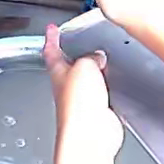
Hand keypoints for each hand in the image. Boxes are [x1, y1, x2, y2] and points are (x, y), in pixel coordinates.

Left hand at [45, 23, 122, 156]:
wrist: (90, 135)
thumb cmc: (78, 104)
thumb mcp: (85, 65)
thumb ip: (91, 56)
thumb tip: (97, 56)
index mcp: (58, 71)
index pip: (51, 50)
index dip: (51, 38)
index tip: (51, 29)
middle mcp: (68, 86)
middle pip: (68, 65)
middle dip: (73, 53)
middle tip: (77, 41)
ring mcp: (83, 100)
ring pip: (86, 79)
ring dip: (93, 69)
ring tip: (100, 58)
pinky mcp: (98, 111)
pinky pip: (102, 93)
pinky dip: (107, 85)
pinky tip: (112, 83)